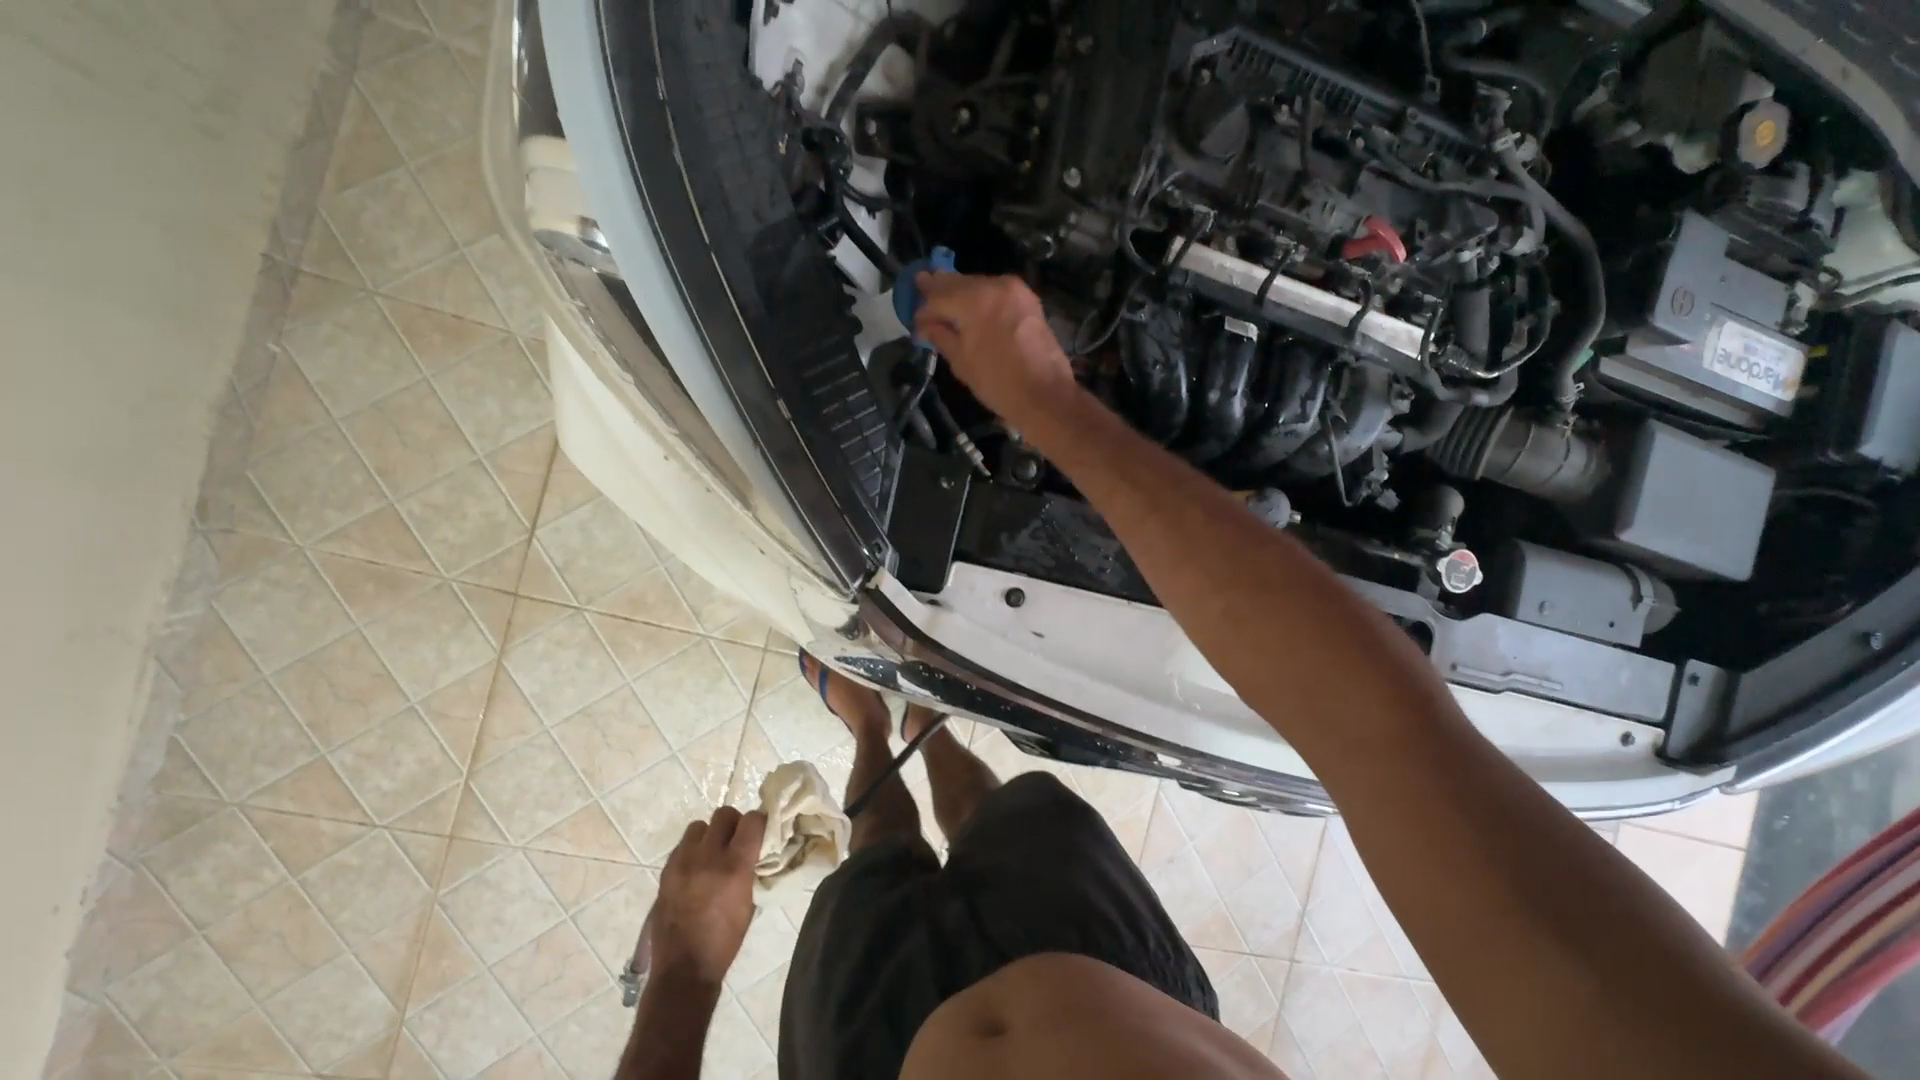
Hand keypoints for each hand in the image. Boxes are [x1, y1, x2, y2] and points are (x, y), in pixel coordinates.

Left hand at [650, 807, 766, 988]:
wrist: (684, 967)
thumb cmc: (725, 941)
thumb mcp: (750, 903)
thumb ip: (751, 870)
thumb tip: (755, 851)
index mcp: (735, 866)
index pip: (751, 820)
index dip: (760, 822)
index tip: (762, 831)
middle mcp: (708, 857)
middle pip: (724, 814)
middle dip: (735, 823)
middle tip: (738, 840)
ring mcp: (682, 862)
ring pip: (699, 826)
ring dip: (710, 834)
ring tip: (714, 853)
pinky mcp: (666, 871)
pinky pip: (682, 845)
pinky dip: (693, 850)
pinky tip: (696, 869)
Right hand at [914, 272, 1078, 428]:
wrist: (1045, 395)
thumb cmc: (998, 382)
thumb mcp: (961, 362)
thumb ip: (941, 336)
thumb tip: (924, 326)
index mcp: (974, 299)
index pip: (938, 296)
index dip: (923, 309)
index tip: (915, 321)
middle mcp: (995, 285)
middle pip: (958, 282)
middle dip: (939, 289)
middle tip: (920, 287)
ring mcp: (1015, 291)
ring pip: (978, 285)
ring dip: (960, 293)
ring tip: (944, 303)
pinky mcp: (1028, 301)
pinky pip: (996, 293)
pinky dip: (981, 299)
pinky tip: (971, 309)